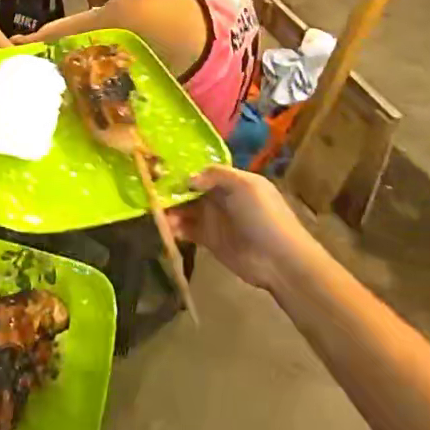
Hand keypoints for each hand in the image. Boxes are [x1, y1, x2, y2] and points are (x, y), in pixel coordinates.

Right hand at [167, 167, 321, 291]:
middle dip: (171, 190)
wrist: (279, 259)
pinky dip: (174, 228)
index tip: (161, 170)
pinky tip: (164, 227)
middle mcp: (221, 197)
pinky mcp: (209, 240)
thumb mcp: (244, 185)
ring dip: (170, 210)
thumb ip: (215, 175)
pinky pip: (187, 230)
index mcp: (232, 180)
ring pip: (185, 210)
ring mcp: (214, 219)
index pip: (202, 172)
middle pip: (190, 190)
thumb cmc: (264, 216)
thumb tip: (188, 179)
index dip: (183, 171)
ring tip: (154, 211)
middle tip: (150, 191)